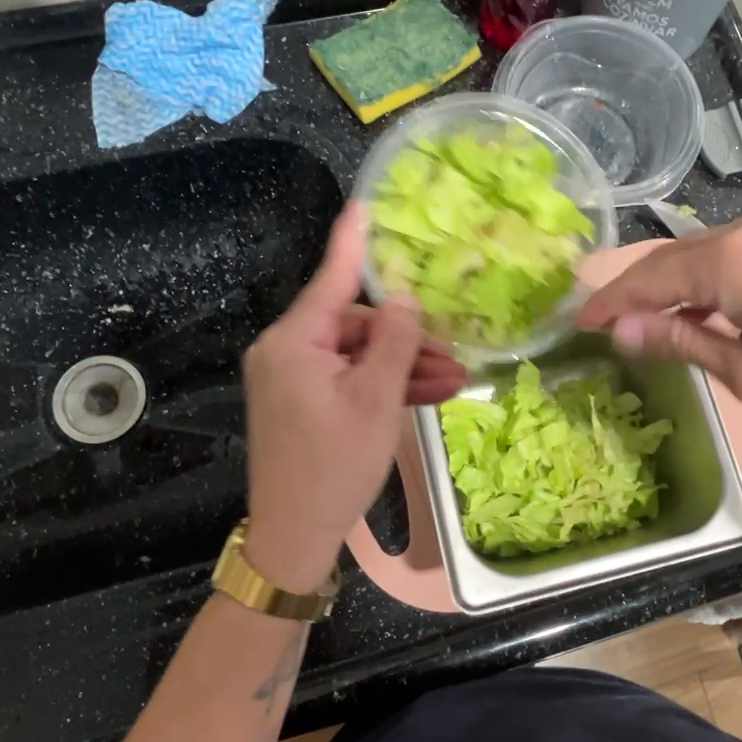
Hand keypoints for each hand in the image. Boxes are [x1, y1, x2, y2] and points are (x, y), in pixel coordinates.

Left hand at [241, 203, 466, 589]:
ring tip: (455, 379)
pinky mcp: (302, 402)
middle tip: (455, 351)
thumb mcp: (376, 401)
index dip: (355, 241)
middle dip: (405, 337)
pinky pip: (347, 379)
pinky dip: (382, 385)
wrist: (295, 537)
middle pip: (354, 324)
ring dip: (402, 366)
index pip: (331, 278)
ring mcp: (292, 378)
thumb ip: (395, 342)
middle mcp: (286, 351)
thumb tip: (407, 299)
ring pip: (356, 355)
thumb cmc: (334, 467)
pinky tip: (429, 393)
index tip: (366, 204)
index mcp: (293, 341)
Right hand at [576, 208, 741, 458]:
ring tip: (652, 321)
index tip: (577, 325)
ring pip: (708, 252)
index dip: (609, 302)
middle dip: (638, 291)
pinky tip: (711, 307)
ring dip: (676, 284)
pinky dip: (713, 278)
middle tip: (608, 327)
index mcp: (731, 258)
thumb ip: (682, 341)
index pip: (646, 276)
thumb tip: (623, 329)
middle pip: (674, 256)